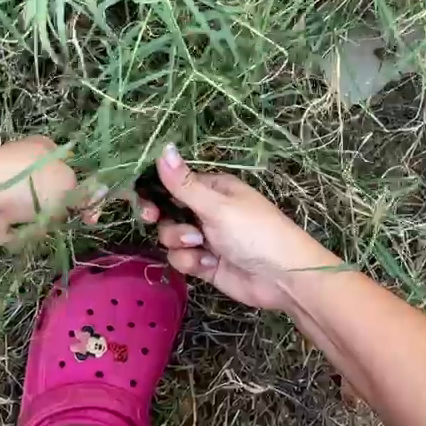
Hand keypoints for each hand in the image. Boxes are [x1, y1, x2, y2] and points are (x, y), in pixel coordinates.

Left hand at [0, 137, 98, 249]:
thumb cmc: (28, 184)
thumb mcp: (68, 184)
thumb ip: (85, 192)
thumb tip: (93, 199)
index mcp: (41, 145)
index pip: (70, 163)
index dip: (83, 185)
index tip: (90, 209)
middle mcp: (23, 159)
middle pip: (53, 186)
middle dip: (61, 205)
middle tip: (66, 217)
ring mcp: (5, 181)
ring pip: (36, 205)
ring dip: (42, 219)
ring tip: (39, 224)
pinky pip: (17, 219)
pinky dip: (20, 228)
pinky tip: (19, 231)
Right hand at [134, 145, 339, 311]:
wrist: (284, 278)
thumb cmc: (255, 232)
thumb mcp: (217, 205)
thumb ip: (184, 183)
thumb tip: (163, 147)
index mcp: (211, 188)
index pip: (172, 183)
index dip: (153, 191)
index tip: (141, 198)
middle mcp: (205, 210)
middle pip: (166, 211)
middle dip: (162, 218)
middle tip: (152, 219)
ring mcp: (205, 238)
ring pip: (170, 237)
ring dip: (180, 242)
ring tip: (200, 244)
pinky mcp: (204, 263)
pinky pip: (181, 259)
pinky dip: (191, 262)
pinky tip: (209, 264)